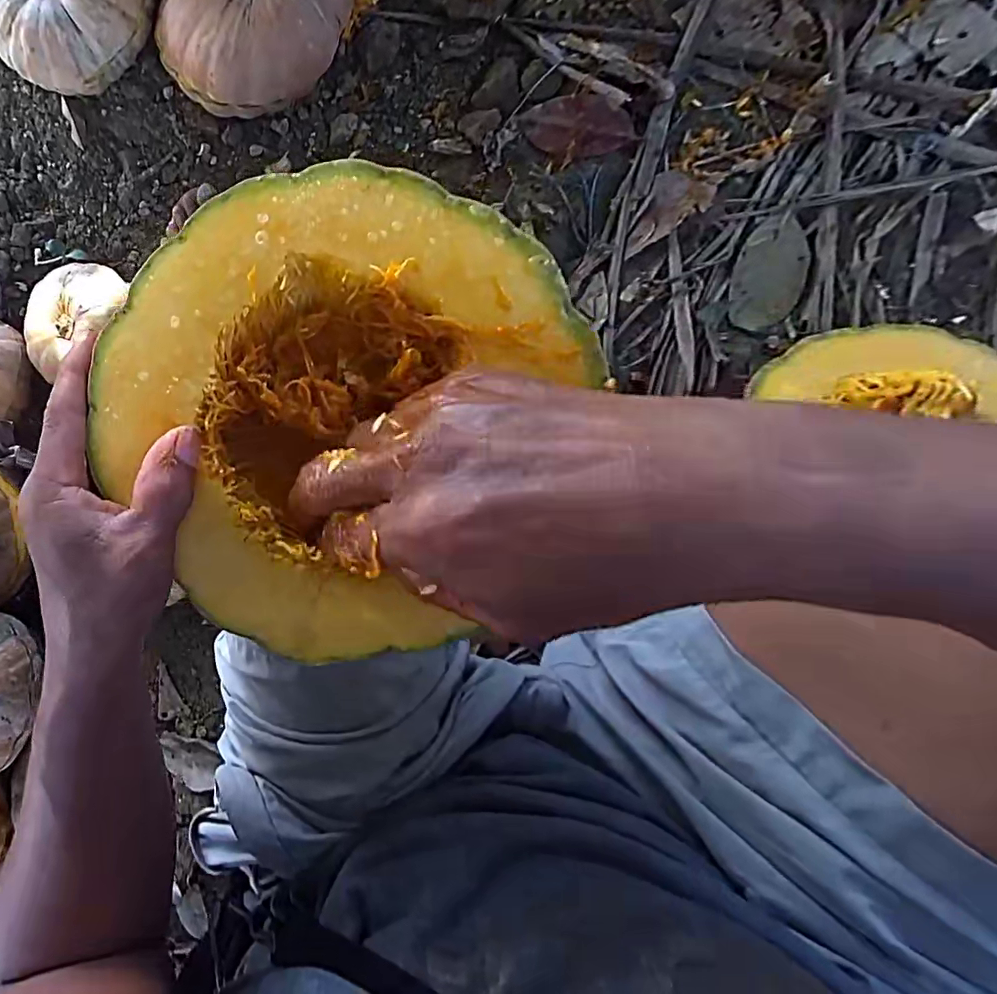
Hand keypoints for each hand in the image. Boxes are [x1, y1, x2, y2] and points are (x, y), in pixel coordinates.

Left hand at [20, 331, 197, 649]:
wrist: (93, 659)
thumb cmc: (112, 603)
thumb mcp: (146, 542)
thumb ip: (165, 487)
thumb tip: (187, 434)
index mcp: (53, 488)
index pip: (63, 414)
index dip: (76, 368)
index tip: (92, 329)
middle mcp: (47, 493)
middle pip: (65, 426)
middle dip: (88, 385)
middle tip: (118, 351)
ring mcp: (58, 511)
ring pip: (77, 451)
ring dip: (99, 419)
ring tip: (131, 389)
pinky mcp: (73, 527)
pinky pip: (90, 473)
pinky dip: (110, 451)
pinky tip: (138, 450)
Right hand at [287, 371, 742, 642]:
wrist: (686, 487)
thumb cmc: (608, 570)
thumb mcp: (512, 615)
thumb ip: (439, 588)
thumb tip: (406, 564)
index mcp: (422, 534)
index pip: (342, 540)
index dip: (332, 550)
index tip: (334, 550)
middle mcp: (417, 467)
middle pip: (325, 475)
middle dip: (310, 500)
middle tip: (315, 512)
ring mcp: (442, 414)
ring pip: (365, 434)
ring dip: (363, 463)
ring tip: (385, 478)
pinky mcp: (472, 381)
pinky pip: (412, 409)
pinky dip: (409, 434)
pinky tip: (438, 448)